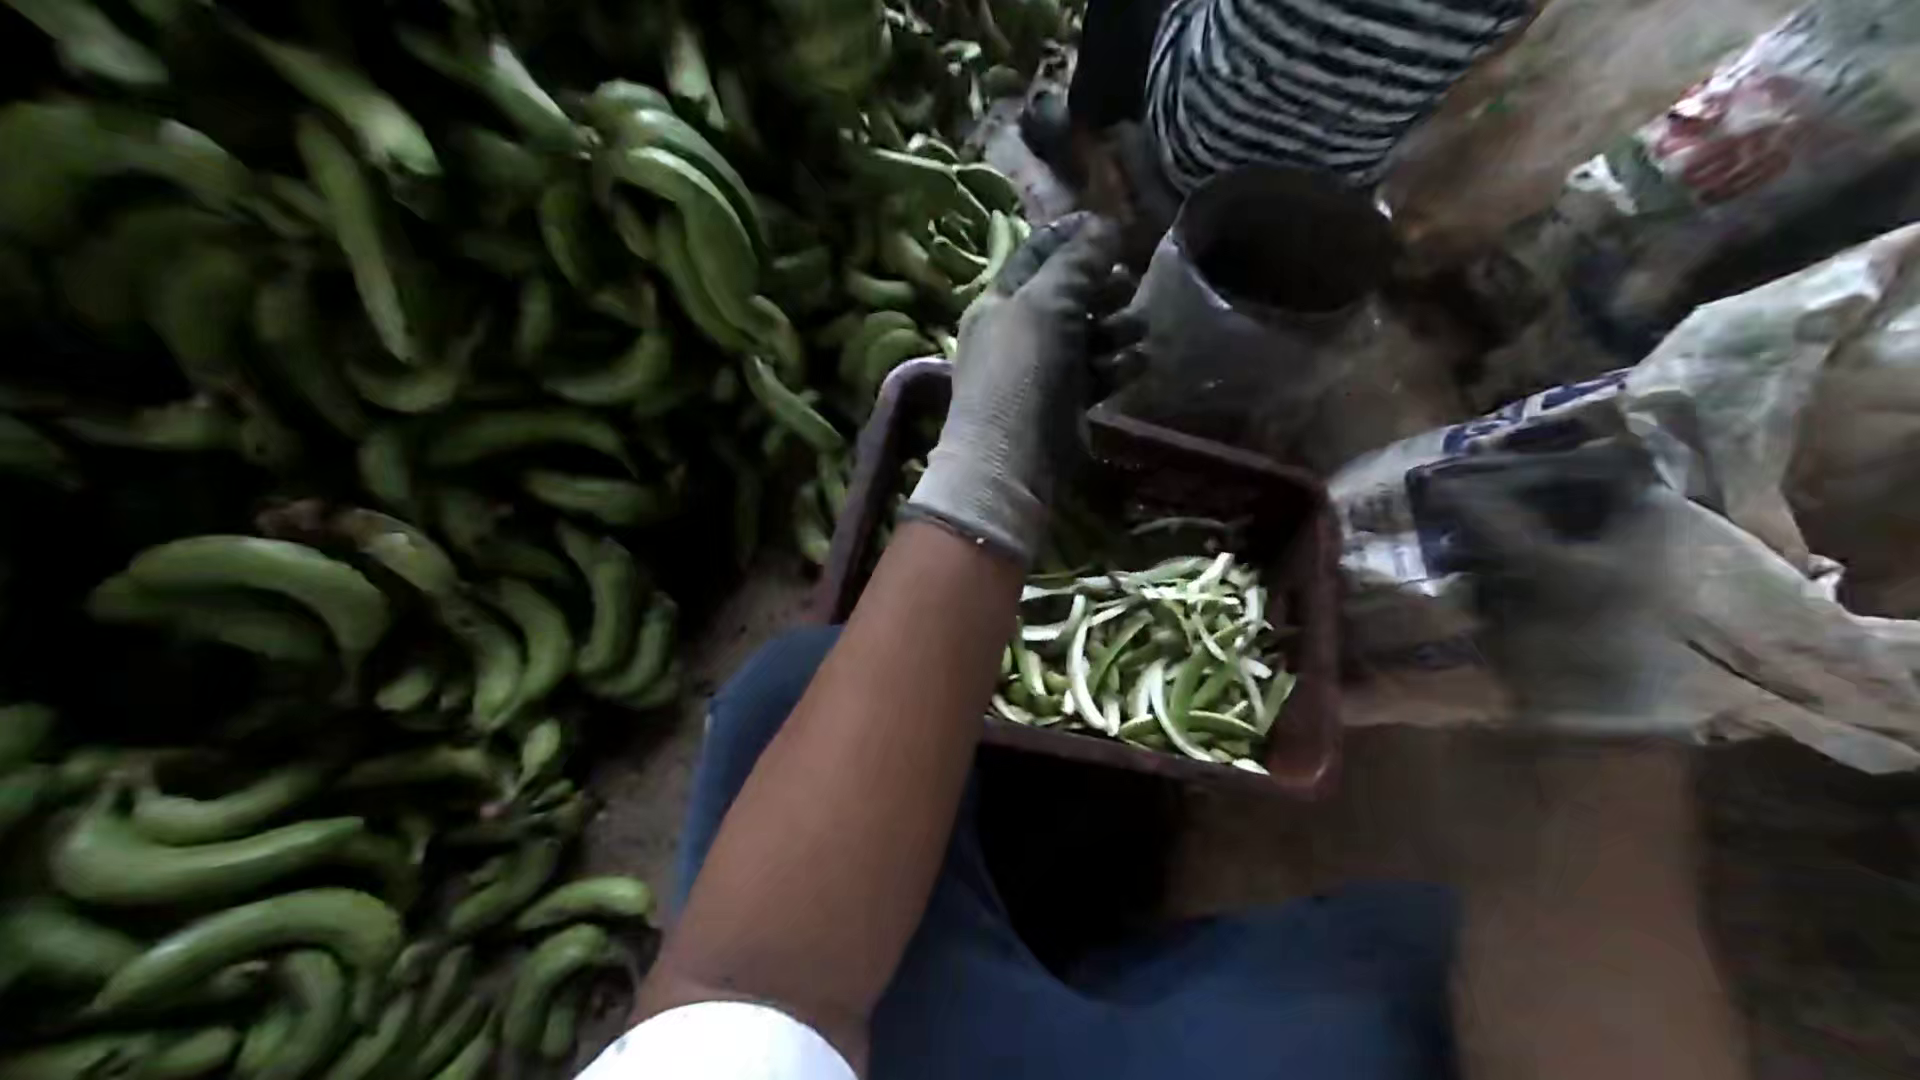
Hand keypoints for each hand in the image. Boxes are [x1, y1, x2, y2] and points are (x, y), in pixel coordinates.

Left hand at [906, 212, 1119, 563]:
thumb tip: (1104, 224)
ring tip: (1135, 330)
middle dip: (1101, 287)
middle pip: (1069, 294)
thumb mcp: (1047, 302)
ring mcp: (1043, 369)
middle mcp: (1019, 332)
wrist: (1014, 457)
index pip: (1036, 255)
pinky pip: (1098, 373)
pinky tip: (1136, 364)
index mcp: (1000, 301)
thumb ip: (1077, 262)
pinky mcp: (1066, 403)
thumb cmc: (1022, 370)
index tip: (1111, 226)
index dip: (1071, 237)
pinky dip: (1117, 366)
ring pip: (1089, 334)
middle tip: (1127, 285)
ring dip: (1116, 328)